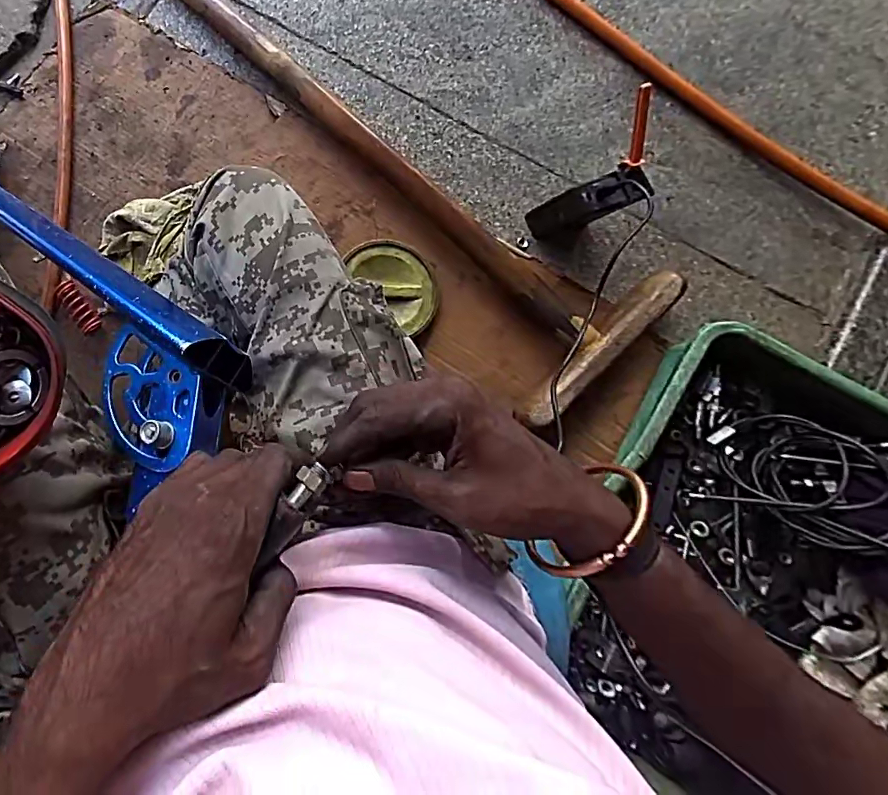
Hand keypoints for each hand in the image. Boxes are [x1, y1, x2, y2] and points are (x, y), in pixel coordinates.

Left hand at [0, 445, 297, 793]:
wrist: (96, 677)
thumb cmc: (165, 670)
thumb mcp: (249, 657)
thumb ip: (280, 599)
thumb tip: (280, 572)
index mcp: (230, 525)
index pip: (273, 460)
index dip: (293, 477)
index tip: (294, 503)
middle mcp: (196, 500)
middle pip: (246, 458)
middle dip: (265, 485)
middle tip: (266, 531)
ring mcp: (164, 501)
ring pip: (213, 463)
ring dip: (231, 485)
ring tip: (231, 533)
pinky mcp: (143, 512)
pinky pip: (183, 479)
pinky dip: (201, 493)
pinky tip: (198, 535)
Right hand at [321, 375, 631, 558]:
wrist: (567, 499)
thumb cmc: (518, 501)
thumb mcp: (455, 498)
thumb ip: (399, 480)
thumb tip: (348, 477)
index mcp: (447, 400)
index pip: (379, 413)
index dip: (346, 441)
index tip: (320, 466)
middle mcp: (442, 385)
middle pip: (377, 402)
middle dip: (349, 435)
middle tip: (327, 468)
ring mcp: (446, 393)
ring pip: (386, 406)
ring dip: (364, 435)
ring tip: (344, 466)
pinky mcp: (448, 407)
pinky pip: (403, 415)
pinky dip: (384, 436)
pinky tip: (372, 459)